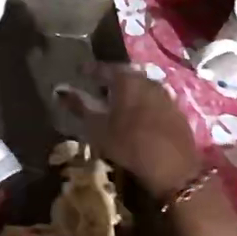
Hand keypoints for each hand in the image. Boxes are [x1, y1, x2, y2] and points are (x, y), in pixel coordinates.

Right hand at [84, 69, 202, 196]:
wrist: (173, 167)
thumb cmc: (128, 144)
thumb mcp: (97, 126)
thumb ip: (78, 105)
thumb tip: (60, 89)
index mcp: (126, 79)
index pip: (103, 68)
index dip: (88, 70)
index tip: (78, 72)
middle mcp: (147, 80)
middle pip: (124, 74)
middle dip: (110, 79)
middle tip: (97, 85)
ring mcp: (164, 94)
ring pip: (140, 86)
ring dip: (127, 90)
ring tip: (116, 100)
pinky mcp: (176, 110)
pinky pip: (153, 98)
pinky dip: (141, 102)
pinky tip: (137, 114)